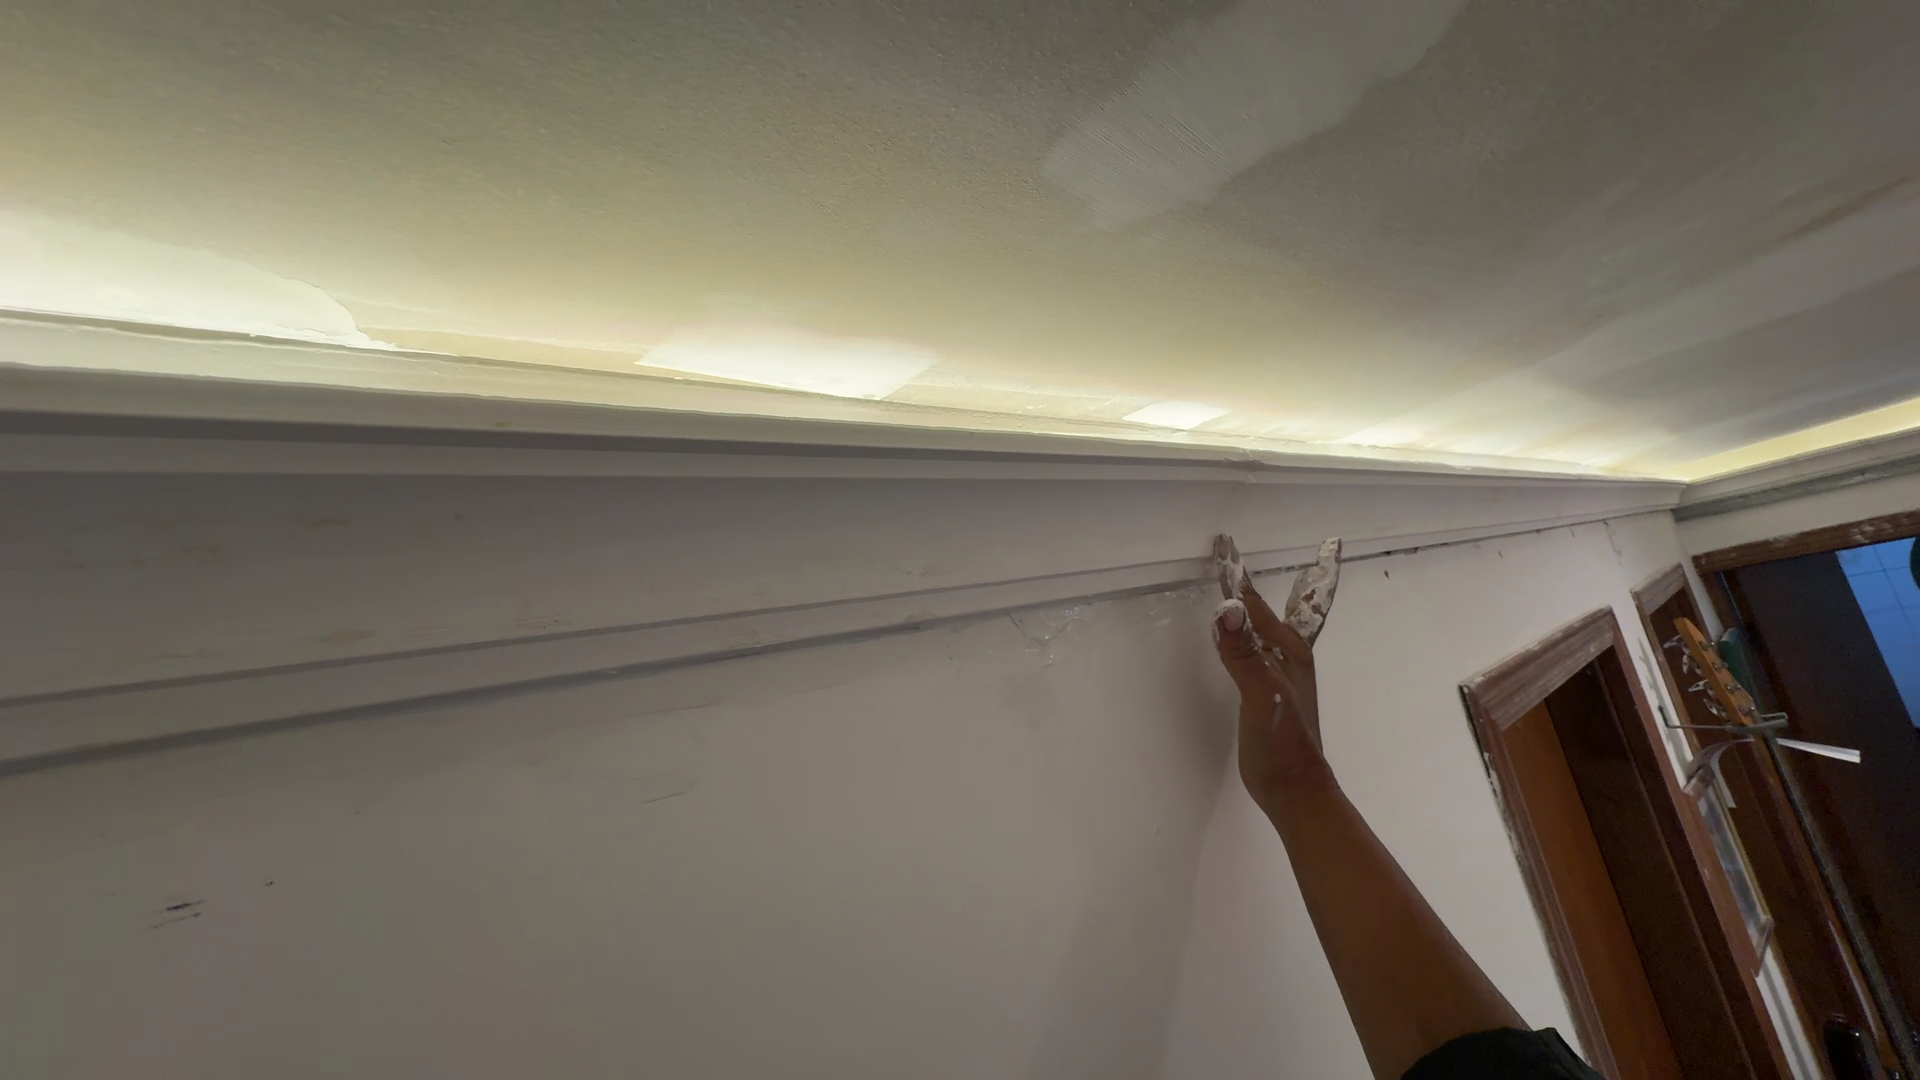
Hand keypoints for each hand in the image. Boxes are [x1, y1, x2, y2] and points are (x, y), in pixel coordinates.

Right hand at [1213, 574, 1336, 809]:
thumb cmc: (1282, 743)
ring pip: (1260, 626)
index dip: (1237, 574)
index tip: (1222, 543)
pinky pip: (1253, 647)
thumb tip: (1225, 611)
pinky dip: (1243, 630)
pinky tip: (1238, 634)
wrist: (1293, 789)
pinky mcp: (1265, 688)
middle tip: (1233, 551)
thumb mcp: (1261, 696)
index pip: (1255, 602)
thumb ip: (1243, 655)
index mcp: (1288, 650)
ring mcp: (1277, 672)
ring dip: (1249, 603)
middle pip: (1268, 607)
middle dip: (1251, 579)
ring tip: (1236, 583)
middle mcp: (1286, 655)